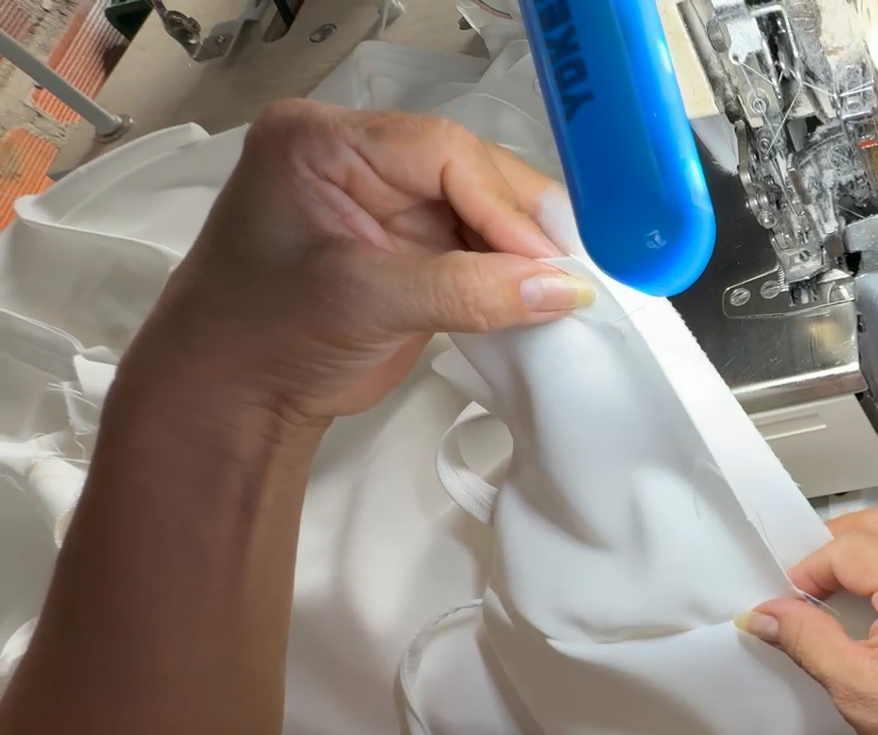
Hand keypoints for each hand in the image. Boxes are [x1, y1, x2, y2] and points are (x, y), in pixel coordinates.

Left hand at [119, 101, 592, 427]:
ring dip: (533, 253)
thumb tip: (570, 291)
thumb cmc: (274, 333)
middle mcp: (367, 161)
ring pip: (493, 211)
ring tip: (569, 290)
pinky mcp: (423, 248)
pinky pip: (490, 248)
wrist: (243, 389)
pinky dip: (523, 275)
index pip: (445, 152)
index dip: (506, 208)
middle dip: (529, 227)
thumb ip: (471, 291)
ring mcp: (398, 205)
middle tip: (575, 276)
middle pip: (477, 173)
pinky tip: (546, 297)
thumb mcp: (369, 301)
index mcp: (328, 143)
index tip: (551, 268)